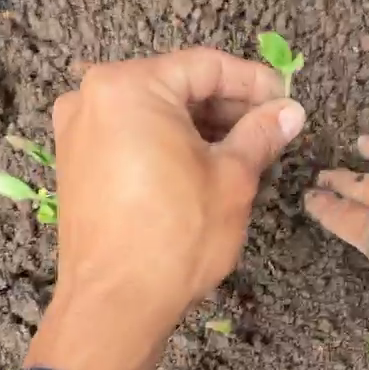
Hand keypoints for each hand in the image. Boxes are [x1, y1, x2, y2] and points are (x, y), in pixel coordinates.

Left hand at [25, 49, 305, 369]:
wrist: (116, 303)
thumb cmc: (178, 236)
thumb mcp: (232, 180)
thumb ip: (261, 135)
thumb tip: (290, 112)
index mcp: (130, 86)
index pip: (205, 66)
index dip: (254, 82)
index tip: (287, 101)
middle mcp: (93, 97)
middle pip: (176, 87)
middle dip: (228, 108)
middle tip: (271, 132)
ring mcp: (78, 132)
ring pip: (155, 115)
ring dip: (201, 130)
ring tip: (244, 155)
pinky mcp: (77, 166)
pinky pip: (133, 140)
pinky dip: (171, 147)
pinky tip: (203, 171)